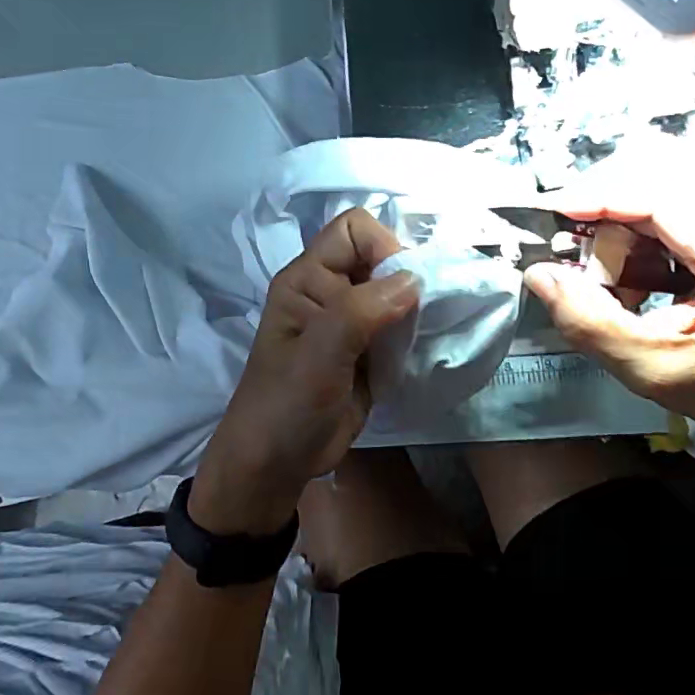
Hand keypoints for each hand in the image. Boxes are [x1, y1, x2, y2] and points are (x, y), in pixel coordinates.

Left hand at [192, 208, 418, 534]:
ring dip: (414, 307)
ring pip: (394, 290)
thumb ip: (361, 311)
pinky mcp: (367, 349)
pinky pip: (400, 324)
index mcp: (306, 279)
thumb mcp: (318, 355)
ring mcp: (350, 322)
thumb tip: (414, 280)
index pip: (353, 230)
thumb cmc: (286, 405)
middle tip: (417, 316)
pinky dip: (414, 332)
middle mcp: (329, 291)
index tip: (402, 287)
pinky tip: (417, 351)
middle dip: (405, 277)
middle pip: (379, 256)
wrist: (276, 465)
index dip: (382, 246)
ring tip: (418, 336)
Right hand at [522, 183, 694, 432]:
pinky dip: (657, 224)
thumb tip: (540, 273)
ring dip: (636, 220)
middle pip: (674, 188)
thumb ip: (589, 321)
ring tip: (614, 264)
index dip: (608, 201)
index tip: (560, 211)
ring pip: (681, 188)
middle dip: (617, 214)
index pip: (671, 204)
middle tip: (580, 248)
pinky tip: (644, 262)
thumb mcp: (647, 367)